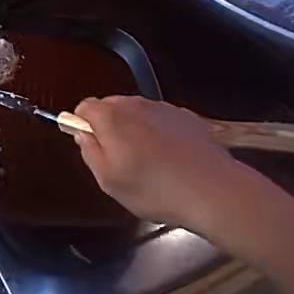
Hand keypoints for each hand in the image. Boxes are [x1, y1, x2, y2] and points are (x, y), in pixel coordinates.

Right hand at [71, 97, 273, 235]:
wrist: (212, 188)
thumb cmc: (155, 189)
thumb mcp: (110, 181)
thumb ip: (90, 153)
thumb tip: (82, 134)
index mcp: (112, 118)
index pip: (85, 106)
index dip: (82, 124)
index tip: (90, 145)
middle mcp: (136, 104)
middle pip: (111, 106)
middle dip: (108, 126)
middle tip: (118, 159)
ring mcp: (163, 107)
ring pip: (136, 112)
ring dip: (134, 129)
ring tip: (147, 163)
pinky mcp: (185, 115)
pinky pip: (160, 119)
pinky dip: (158, 132)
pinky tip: (169, 158)